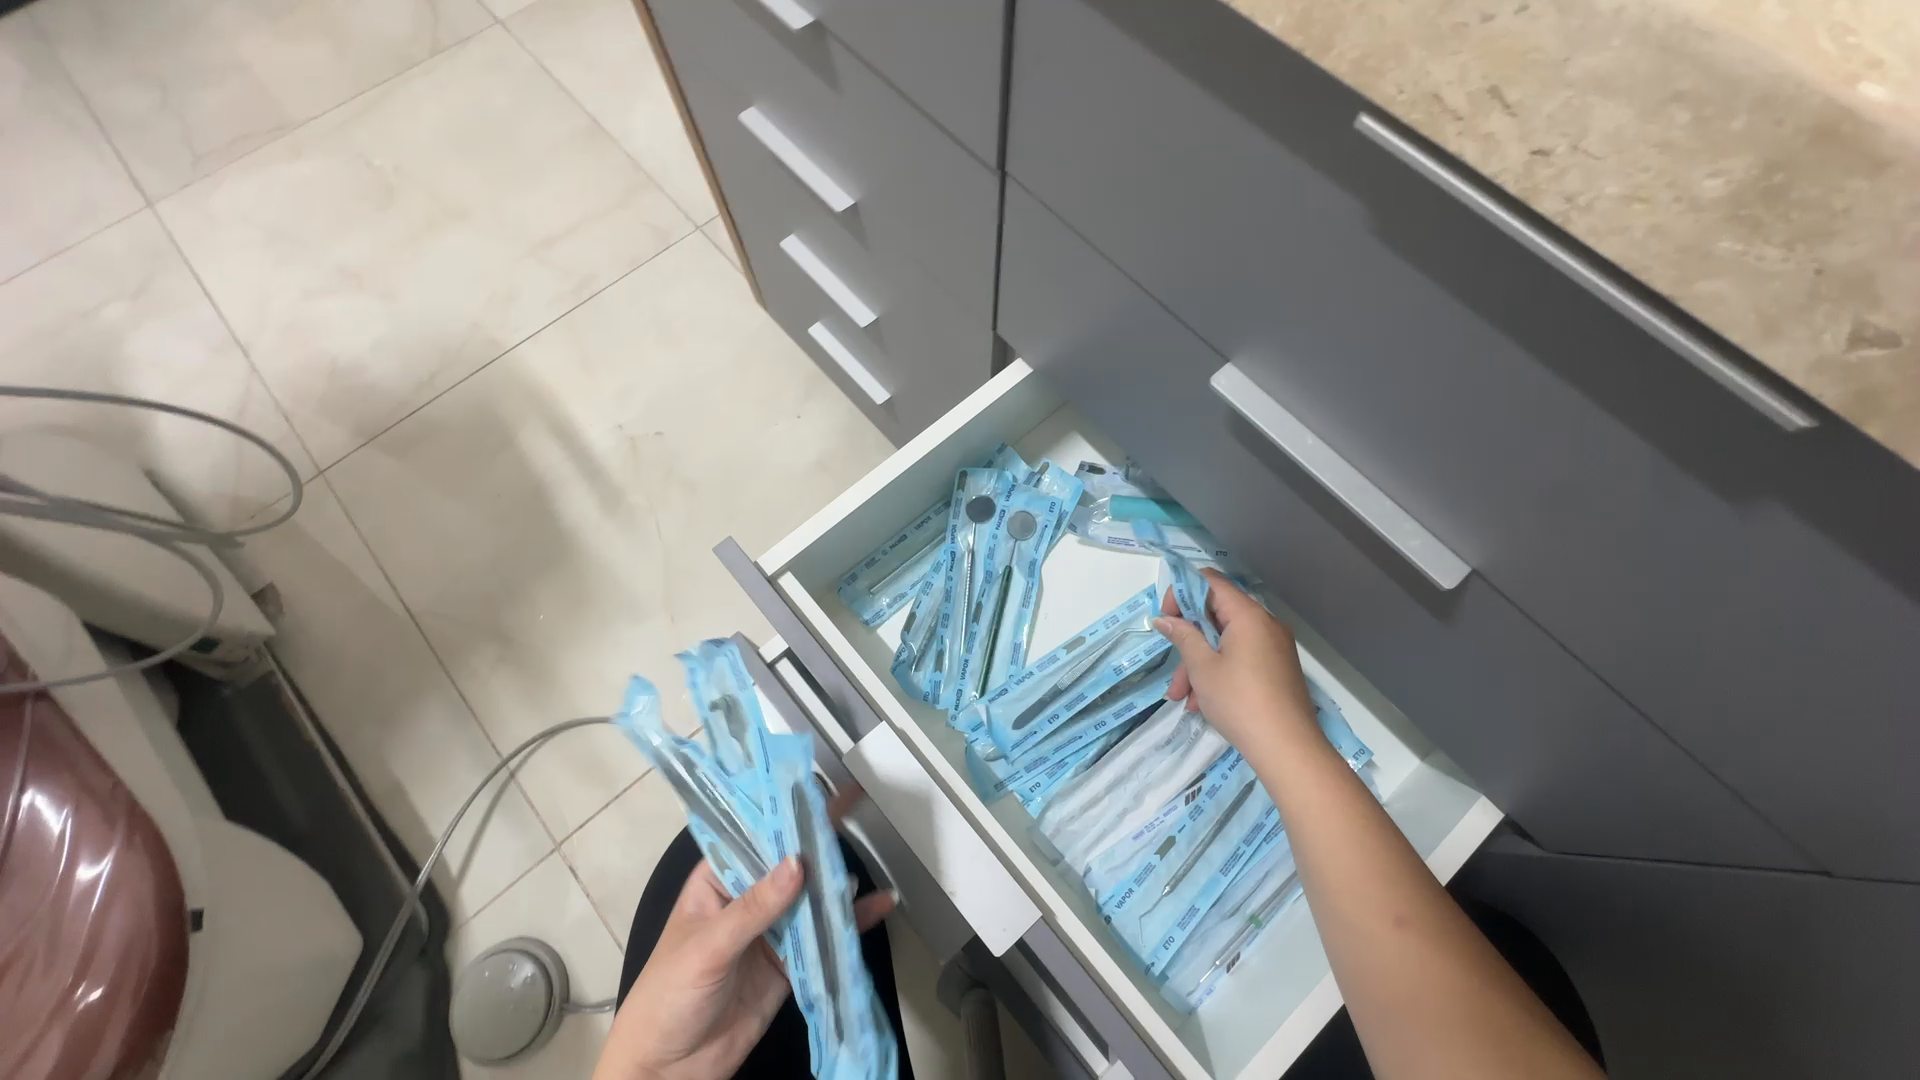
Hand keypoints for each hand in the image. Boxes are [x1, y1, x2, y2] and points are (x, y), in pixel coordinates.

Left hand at [594, 789, 895, 1079]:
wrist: (666, 1075)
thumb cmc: (667, 998)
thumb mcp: (706, 948)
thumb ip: (754, 908)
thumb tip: (798, 863)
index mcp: (716, 882)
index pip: (753, 837)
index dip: (784, 813)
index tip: (817, 788)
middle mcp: (746, 899)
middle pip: (789, 864)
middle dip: (819, 842)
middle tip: (857, 810)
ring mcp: (771, 932)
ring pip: (811, 898)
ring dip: (839, 882)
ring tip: (875, 857)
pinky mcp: (790, 965)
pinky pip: (823, 938)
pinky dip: (850, 923)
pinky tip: (876, 908)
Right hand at [1153, 569, 1319, 767]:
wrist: (1288, 748)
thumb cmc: (1239, 701)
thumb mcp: (1202, 668)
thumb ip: (1183, 636)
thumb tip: (1165, 619)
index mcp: (1248, 615)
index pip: (1211, 582)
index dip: (1183, 593)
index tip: (1167, 619)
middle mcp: (1265, 624)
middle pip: (1217, 614)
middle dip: (1188, 638)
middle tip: (1170, 660)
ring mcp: (1273, 648)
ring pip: (1225, 642)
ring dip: (1199, 663)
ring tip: (1181, 696)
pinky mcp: (1276, 669)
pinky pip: (1240, 658)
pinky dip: (1218, 672)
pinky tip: (1200, 703)